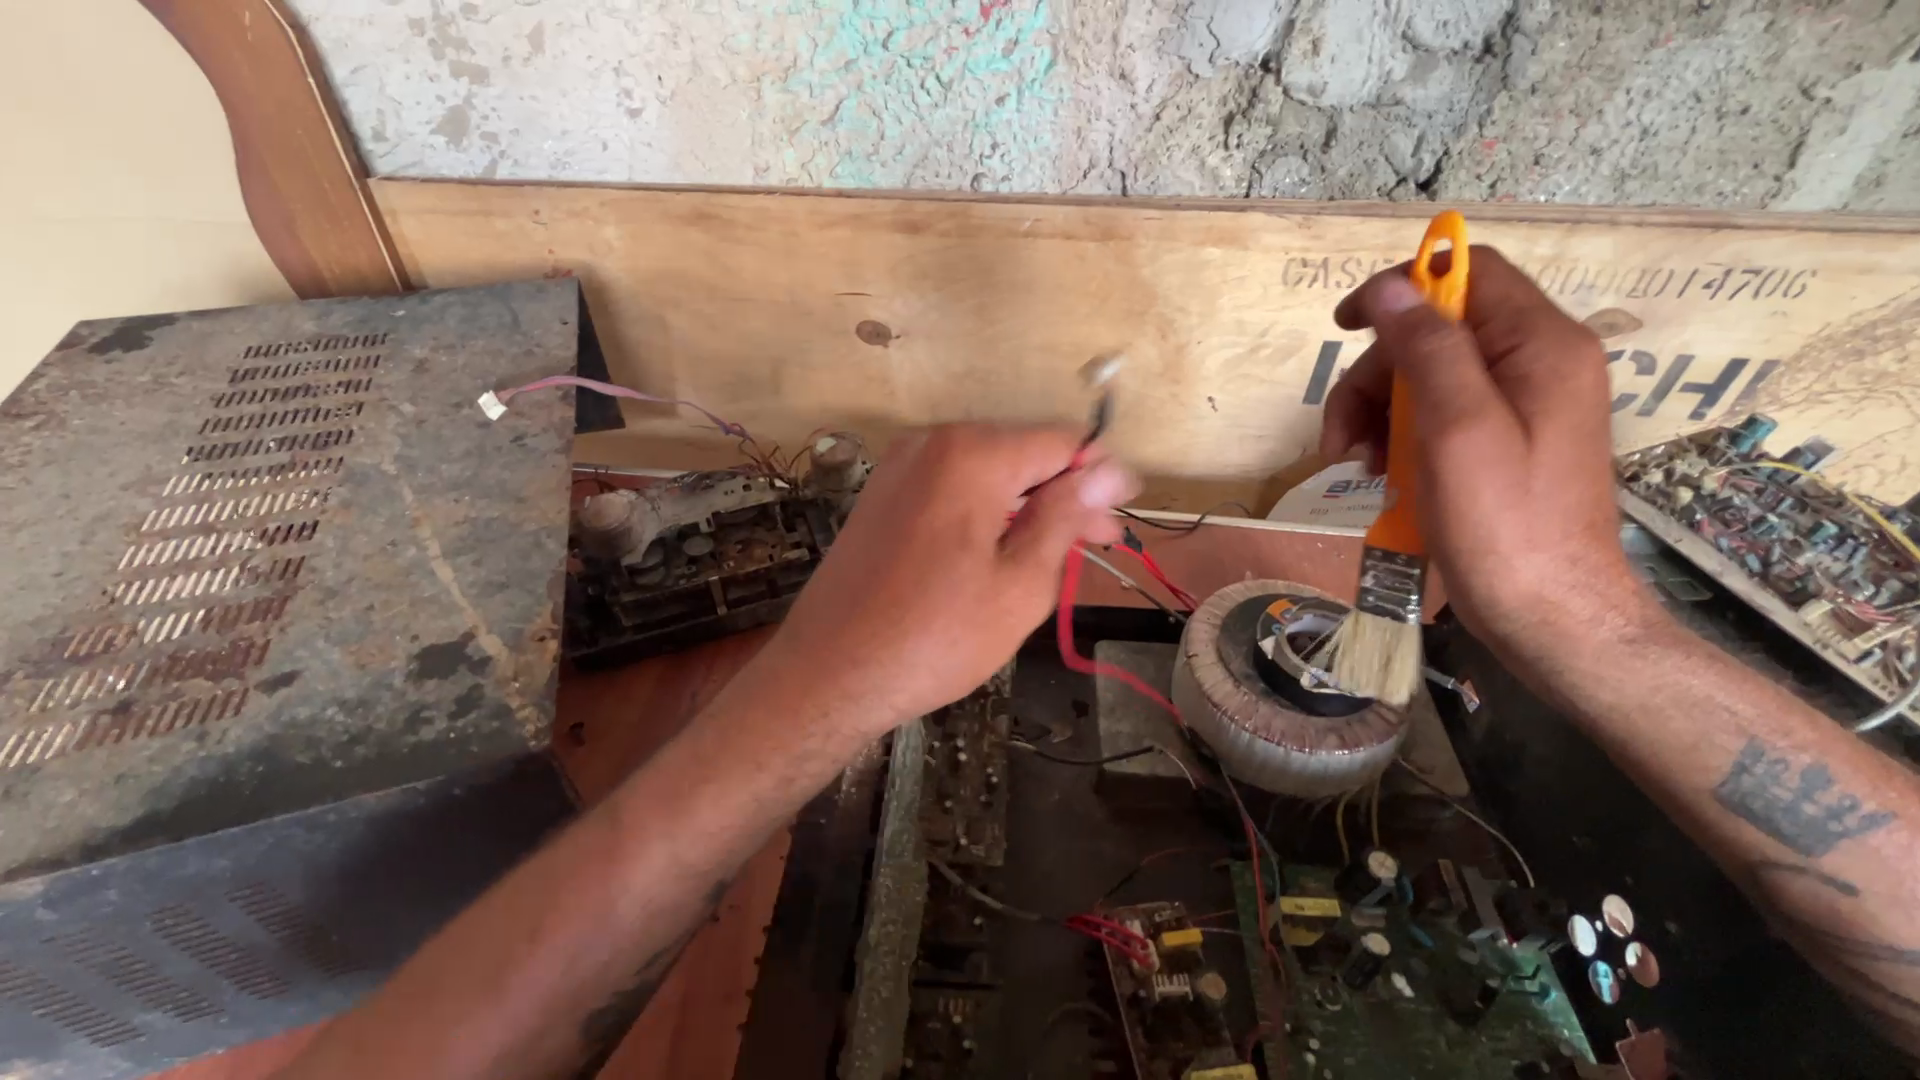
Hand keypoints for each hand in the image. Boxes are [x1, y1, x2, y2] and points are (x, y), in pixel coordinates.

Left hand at [749, 424, 1136, 734]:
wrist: (829, 674)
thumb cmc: (935, 638)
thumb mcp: (1020, 583)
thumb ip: (1064, 516)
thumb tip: (1107, 472)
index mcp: (971, 455)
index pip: (1060, 441)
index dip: (1100, 475)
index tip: (1123, 513)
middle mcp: (931, 444)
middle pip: (1021, 451)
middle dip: (1065, 491)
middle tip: (1100, 541)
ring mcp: (899, 467)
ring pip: (987, 470)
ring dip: (1028, 503)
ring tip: (1059, 551)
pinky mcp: (882, 496)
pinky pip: (951, 487)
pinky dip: (986, 510)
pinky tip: (1005, 548)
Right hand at [1318, 247, 1656, 660]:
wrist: (1546, 613)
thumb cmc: (1503, 524)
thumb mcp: (1457, 430)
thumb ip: (1428, 350)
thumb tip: (1391, 288)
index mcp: (1541, 346)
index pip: (1469, 274)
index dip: (1402, 286)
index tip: (1345, 324)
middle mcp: (1536, 363)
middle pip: (1434, 333)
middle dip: (1375, 376)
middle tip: (1342, 436)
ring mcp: (1519, 405)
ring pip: (1425, 376)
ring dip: (1375, 412)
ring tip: (1355, 465)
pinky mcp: (1499, 442)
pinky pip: (1435, 414)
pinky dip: (1396, 437)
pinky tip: (1379, 473)